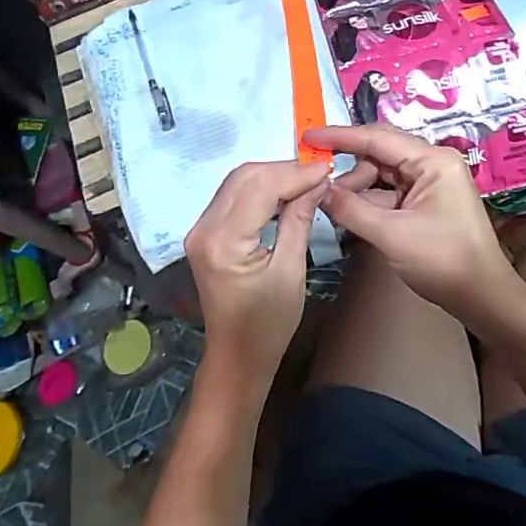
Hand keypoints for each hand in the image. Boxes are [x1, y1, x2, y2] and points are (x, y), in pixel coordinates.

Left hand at [184, 160, 329, 384]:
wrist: (237, 356)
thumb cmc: (268, 324)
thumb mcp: (291, 271)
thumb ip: (300, 219)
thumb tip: (317, 182)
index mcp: (224, 242)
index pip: (261, 187)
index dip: (296, 174)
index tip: (326, 168)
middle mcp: (204, 229)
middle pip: (245, 177)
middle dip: (284, 170)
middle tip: (319, 175)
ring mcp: (199, 229)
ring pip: (237, 181)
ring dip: (272, 175)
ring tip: (307, 182)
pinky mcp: (204, 232)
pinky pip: (232, 195)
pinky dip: (260, 187)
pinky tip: (284, 192)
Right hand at [304, 125, 521, 323]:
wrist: (483, 298)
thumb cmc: (444, 261)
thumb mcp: (391, 235)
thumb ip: (350, 209)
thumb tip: (318, 189)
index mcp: (432, 161)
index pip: (378, 138)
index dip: (339, 136)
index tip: (308, 138)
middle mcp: (433, 164)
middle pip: (379, 155)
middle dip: (349, 170)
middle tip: (319, 186)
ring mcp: (431, 183)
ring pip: (382, 175)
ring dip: (358, 190)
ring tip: (335, 208)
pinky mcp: (427, 202)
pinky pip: (390, 193)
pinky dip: (370, 202)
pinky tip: (350, 214)